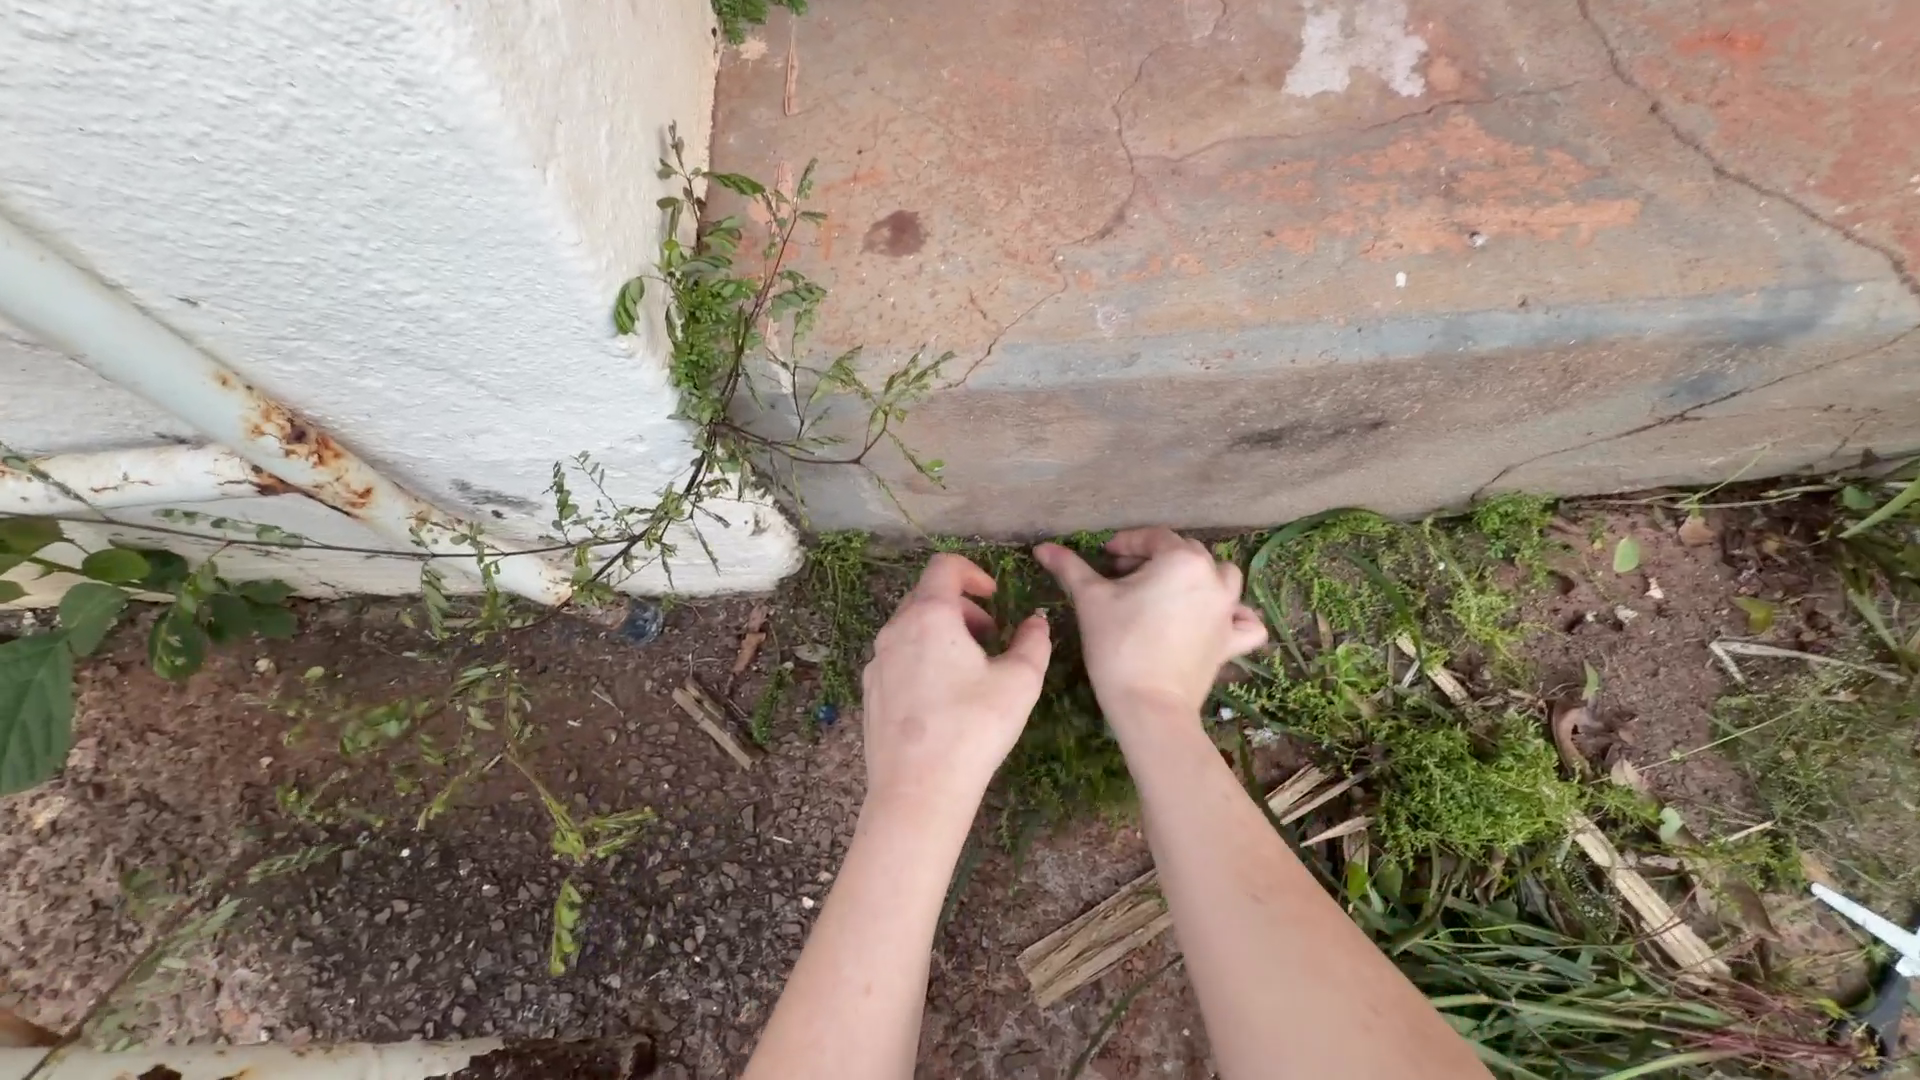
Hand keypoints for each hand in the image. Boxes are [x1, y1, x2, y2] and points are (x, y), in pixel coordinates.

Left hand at [860, 554, 1052, 811]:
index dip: (973, 572)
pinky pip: (897, 657)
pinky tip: (942, 697)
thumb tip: (1036, 621)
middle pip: (926, 596)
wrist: (919, 790)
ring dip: (942, 633)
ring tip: (969, 669)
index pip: (944, 567)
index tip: (994, 596)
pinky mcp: (870, 690)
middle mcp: (895, 630)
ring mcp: (876, 661)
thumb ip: (1033, 641)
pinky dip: (921, 657)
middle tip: (989, 637)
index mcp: (929, 616)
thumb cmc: (974, 728)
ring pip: (910, 628)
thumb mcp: (1020, 682)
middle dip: (961, 607)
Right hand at [1034, 528, 1265, 721]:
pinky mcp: (1231, 641)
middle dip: (1153, 558)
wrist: (1148, 704)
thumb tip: (1042, 548)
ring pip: (1221, 577)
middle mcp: (1212, 578)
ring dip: (1197, 576)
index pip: (1152, 538)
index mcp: (1181, 560)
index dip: (1126, 544)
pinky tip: (1216, 617)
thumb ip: (1070, 567)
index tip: (1104, 557)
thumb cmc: (1118, 645)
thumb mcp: (1090, 600)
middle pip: (1184, 553)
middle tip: (1122, 576)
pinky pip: (1245, 621)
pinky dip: (1235, 614)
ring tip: (1167, 591)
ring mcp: (1227, 610)